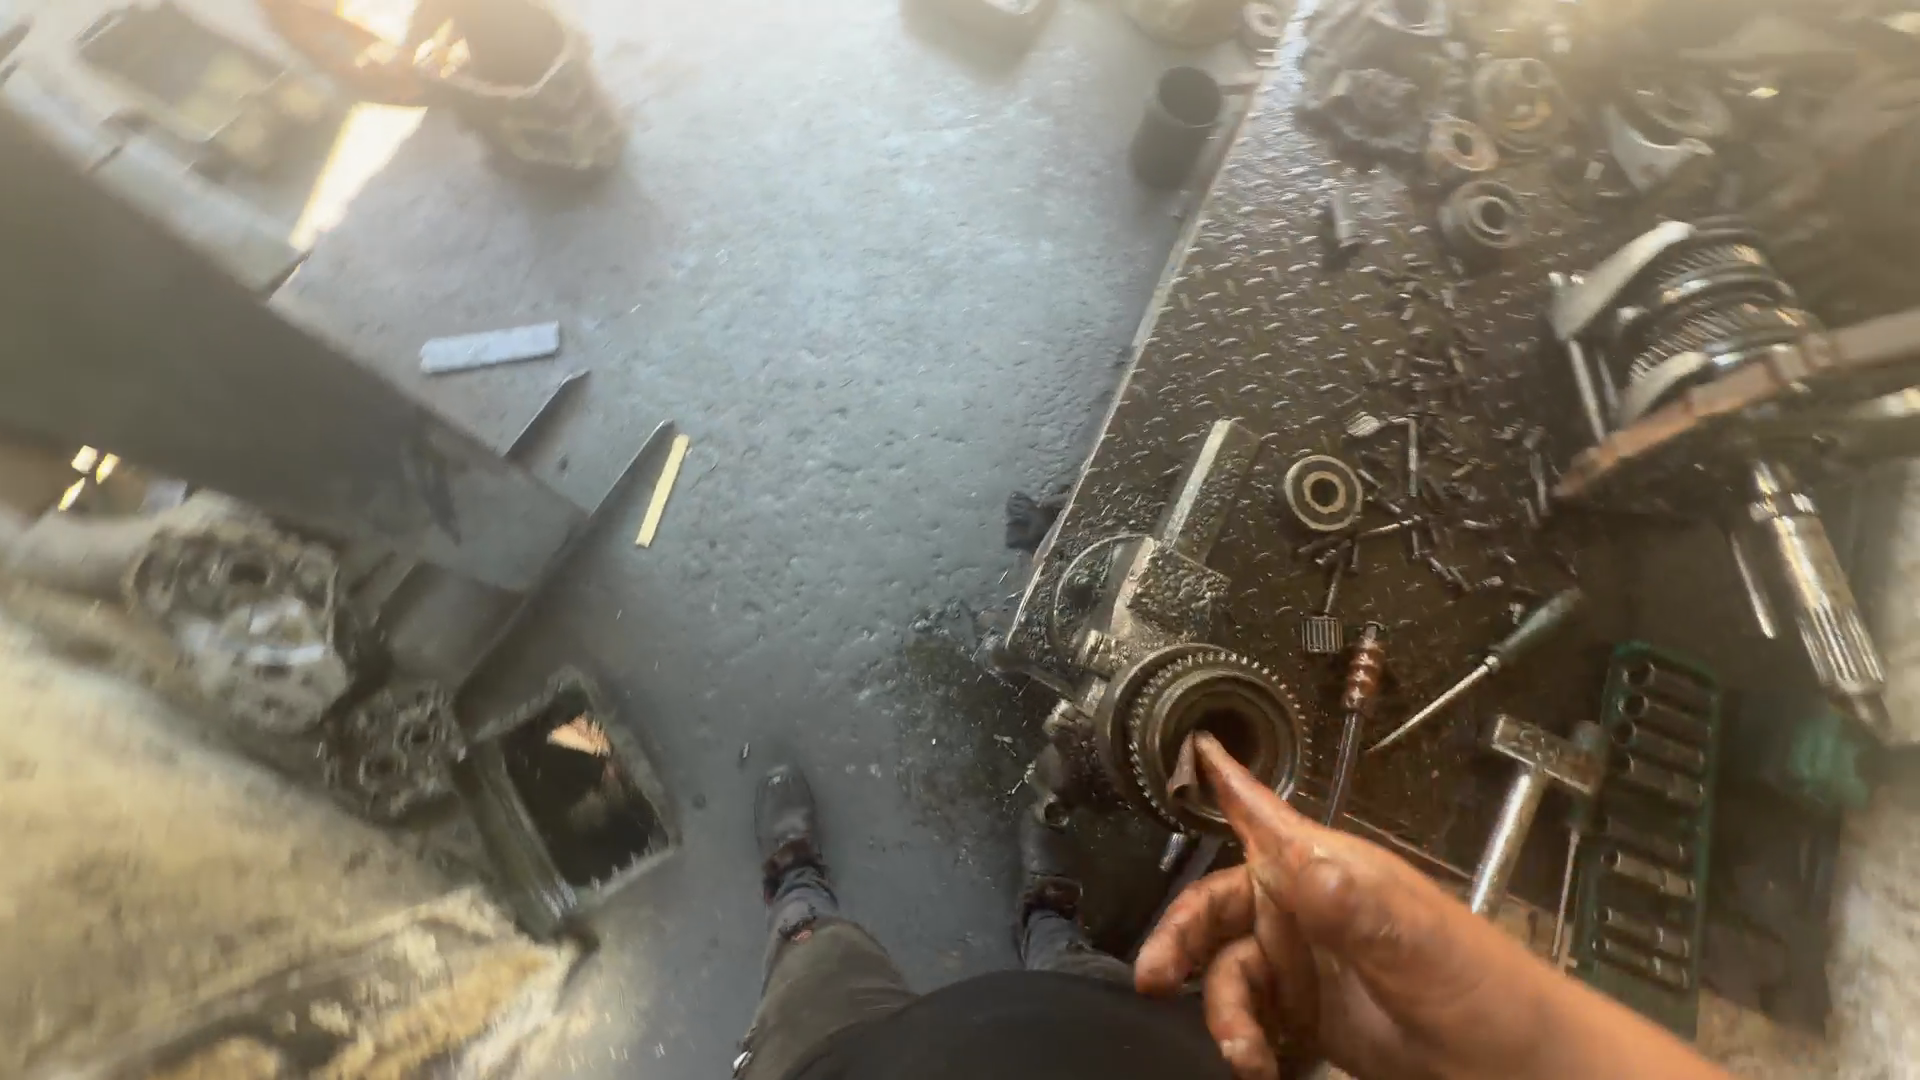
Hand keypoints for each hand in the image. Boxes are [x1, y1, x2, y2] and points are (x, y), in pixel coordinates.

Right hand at [1134, 733, 1731, 1079]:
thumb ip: (1351, 902)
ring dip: (1223, 1009)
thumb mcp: (1415, 939)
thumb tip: (1296, 859)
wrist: (1520, 1075)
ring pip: (1229, 970)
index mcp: (1319, 869)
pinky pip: (1253, 1017)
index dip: (1222, 779)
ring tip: (1243, 1051)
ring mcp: (1302, 963)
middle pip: (1216, 906)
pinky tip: (1258, 1061)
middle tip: (1156, 972)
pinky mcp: (1309, 1014)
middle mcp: (1300, 907)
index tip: (1192, 746)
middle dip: (1181, 936)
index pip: (1258, 813)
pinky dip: (1246, 1039)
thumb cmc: (1481, 986)